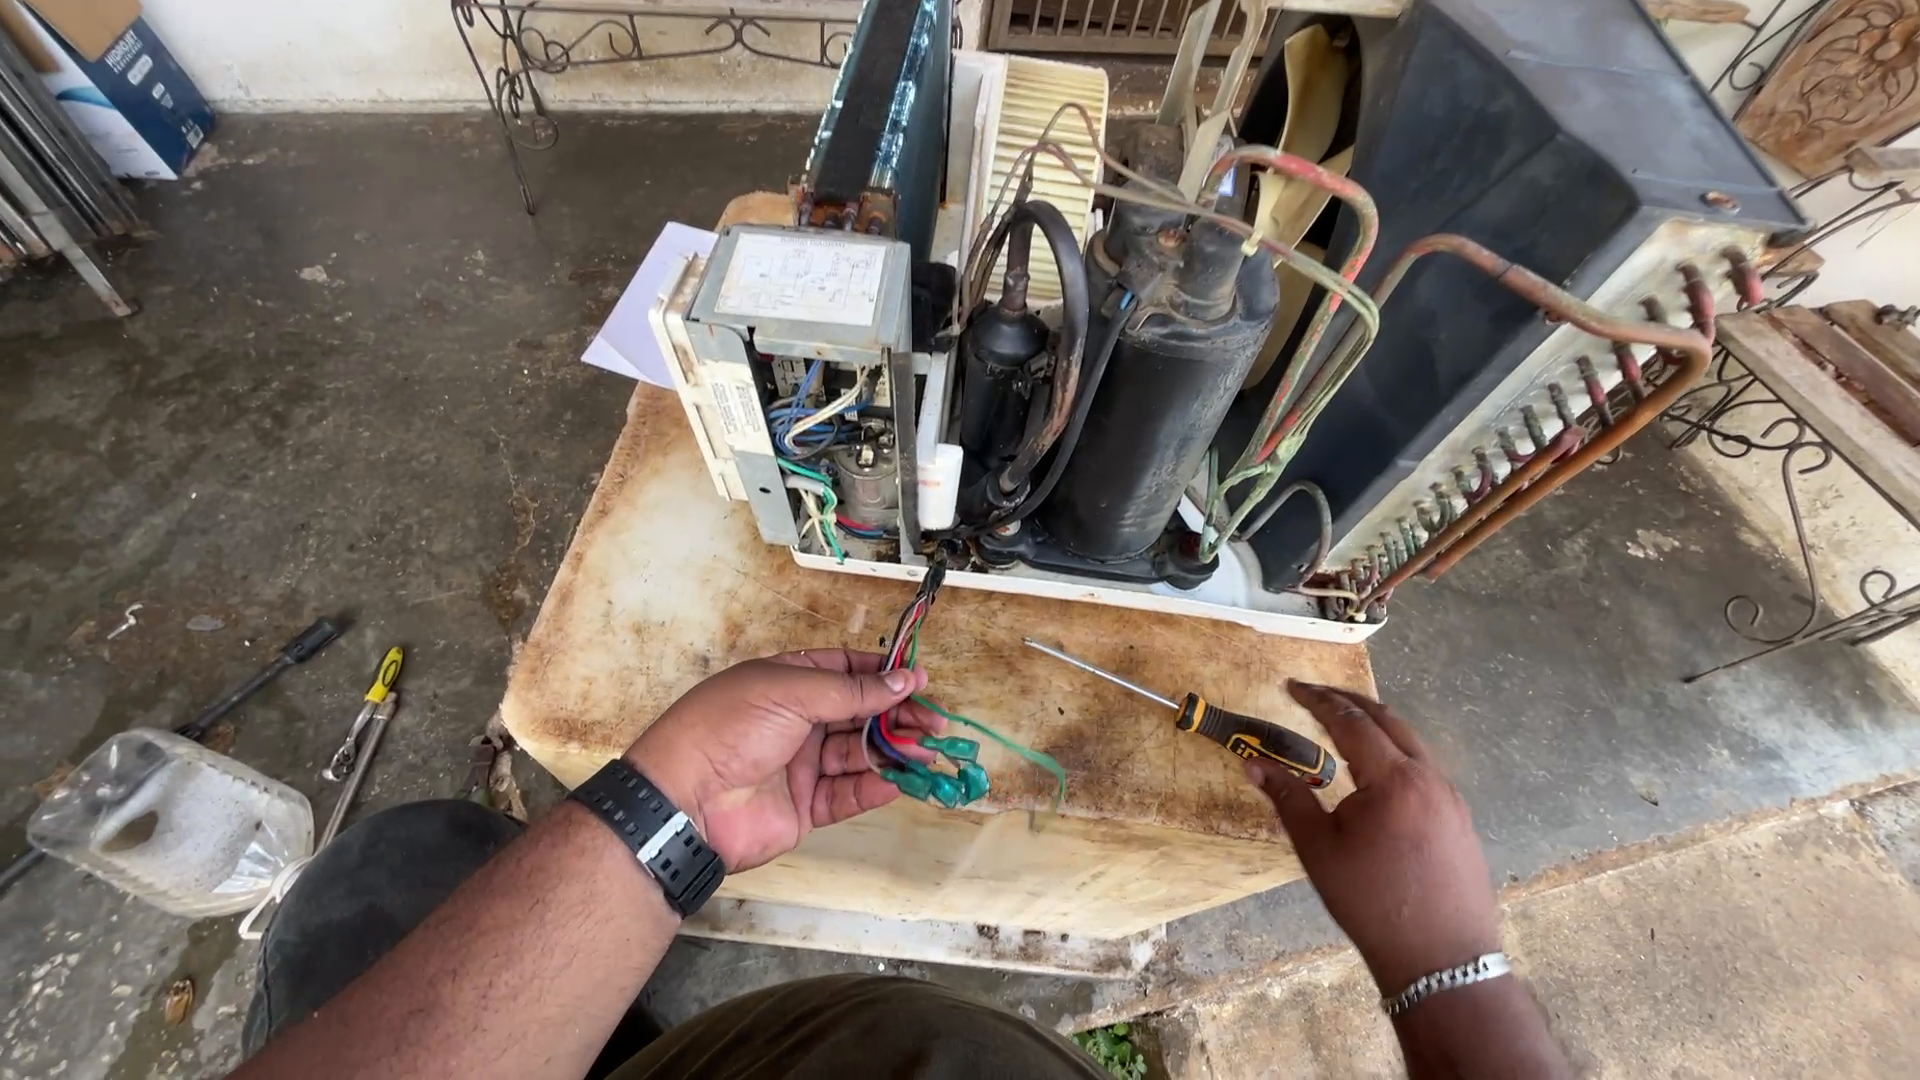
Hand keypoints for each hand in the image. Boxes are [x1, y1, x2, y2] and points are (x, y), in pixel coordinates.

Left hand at [625, 649, 941, 874]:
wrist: (686, 801)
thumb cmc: (732, 727)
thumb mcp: (791, 691)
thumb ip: (852, 691)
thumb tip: (904, 679)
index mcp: (789, 682)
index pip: (845, 670)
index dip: (882, 674)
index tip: (918, 679)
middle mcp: (798, 720)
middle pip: (859, 713)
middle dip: (897, 716)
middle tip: (935, 723)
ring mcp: (801, 764)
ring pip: (858, 754)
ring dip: (893, 752)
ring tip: (926, 752)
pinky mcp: (804, 805)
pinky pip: (846, 793)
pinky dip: (873, 787)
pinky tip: (898, 780)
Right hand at [1247, 681, 1499, 995]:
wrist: (1443, 961)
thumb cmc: (1370, 901)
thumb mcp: (1318, 847)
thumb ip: (1287, 796)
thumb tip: (1252, 763)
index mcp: (1394, 779)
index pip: (1351, 721)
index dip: (1318, 699)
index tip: (1291, 686)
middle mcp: (1429, 778)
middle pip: (1388, 719)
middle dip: (1348, 700)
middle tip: (1314, 693)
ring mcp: (1451, 798)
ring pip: (1411, 741)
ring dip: (1374, 723)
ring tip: (1341, 722)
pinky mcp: (1460, 819)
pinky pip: (1424, 766)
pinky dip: (1393, 749)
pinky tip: (1375, 768)